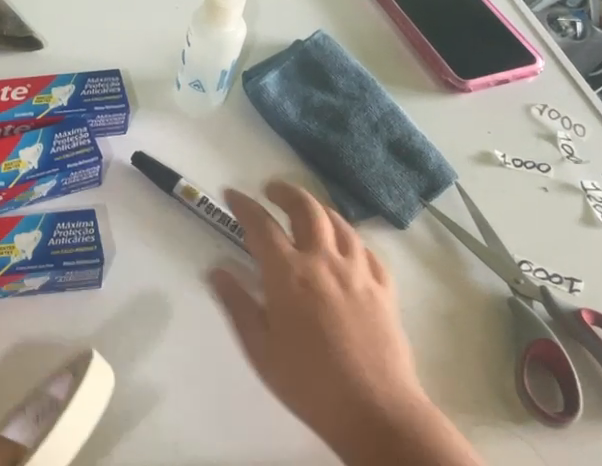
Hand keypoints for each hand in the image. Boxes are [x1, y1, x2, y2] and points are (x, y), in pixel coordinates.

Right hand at [209, 182, 479, 465]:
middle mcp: (323, 261)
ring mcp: (358, 272)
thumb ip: (238, 304)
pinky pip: (366, 250)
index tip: (232, 194)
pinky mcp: (384, 289)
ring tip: (307, 211)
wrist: (375, 411)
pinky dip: (350, 239)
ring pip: (339, 223)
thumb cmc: (309, 383)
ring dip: (319, 209)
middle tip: (271, 190)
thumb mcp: (260, 349)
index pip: (261, 224)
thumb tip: (217, 270)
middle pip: (306, 209)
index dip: (244, 205)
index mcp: (288, 273)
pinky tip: (346, 247)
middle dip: (286, 192)